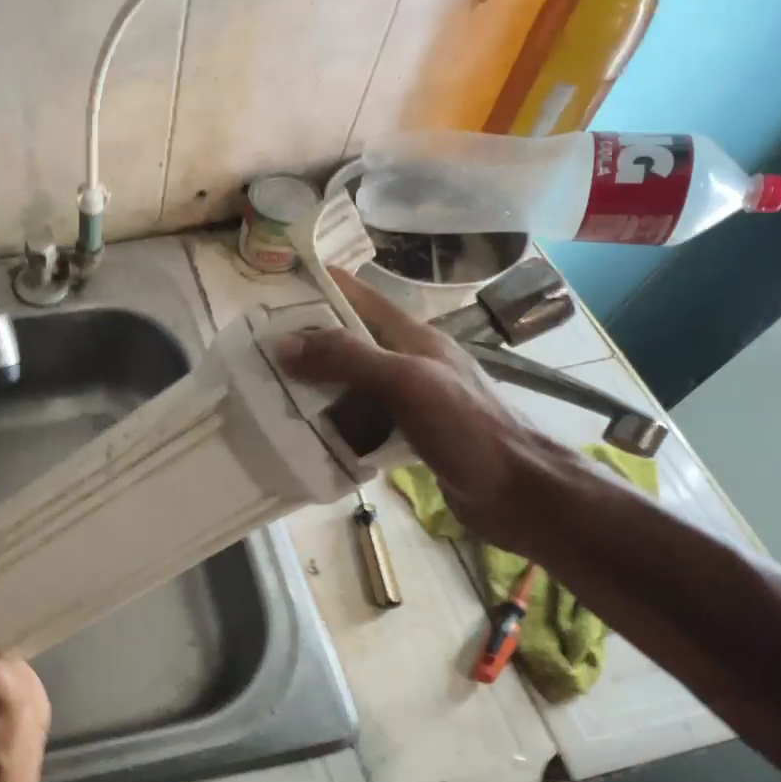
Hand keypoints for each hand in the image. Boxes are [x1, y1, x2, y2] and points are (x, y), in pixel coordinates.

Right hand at [274, 267, 574, 553]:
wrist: (521, 494)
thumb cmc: (469, 428)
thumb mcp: (406, 382)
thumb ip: (347, 359)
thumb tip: (284, 343)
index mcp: (413, 338)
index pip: (361, 298)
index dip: (322, 287)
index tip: (274, 289)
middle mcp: (410, 364)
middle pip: (350, 345)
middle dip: (307, 347)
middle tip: (258, 357)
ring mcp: (411, 404)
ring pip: (352, 388)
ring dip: (318, 393)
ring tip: (271, 399)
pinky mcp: (410, 439)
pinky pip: (362, 426)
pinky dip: (337, 430)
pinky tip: (311, 442)